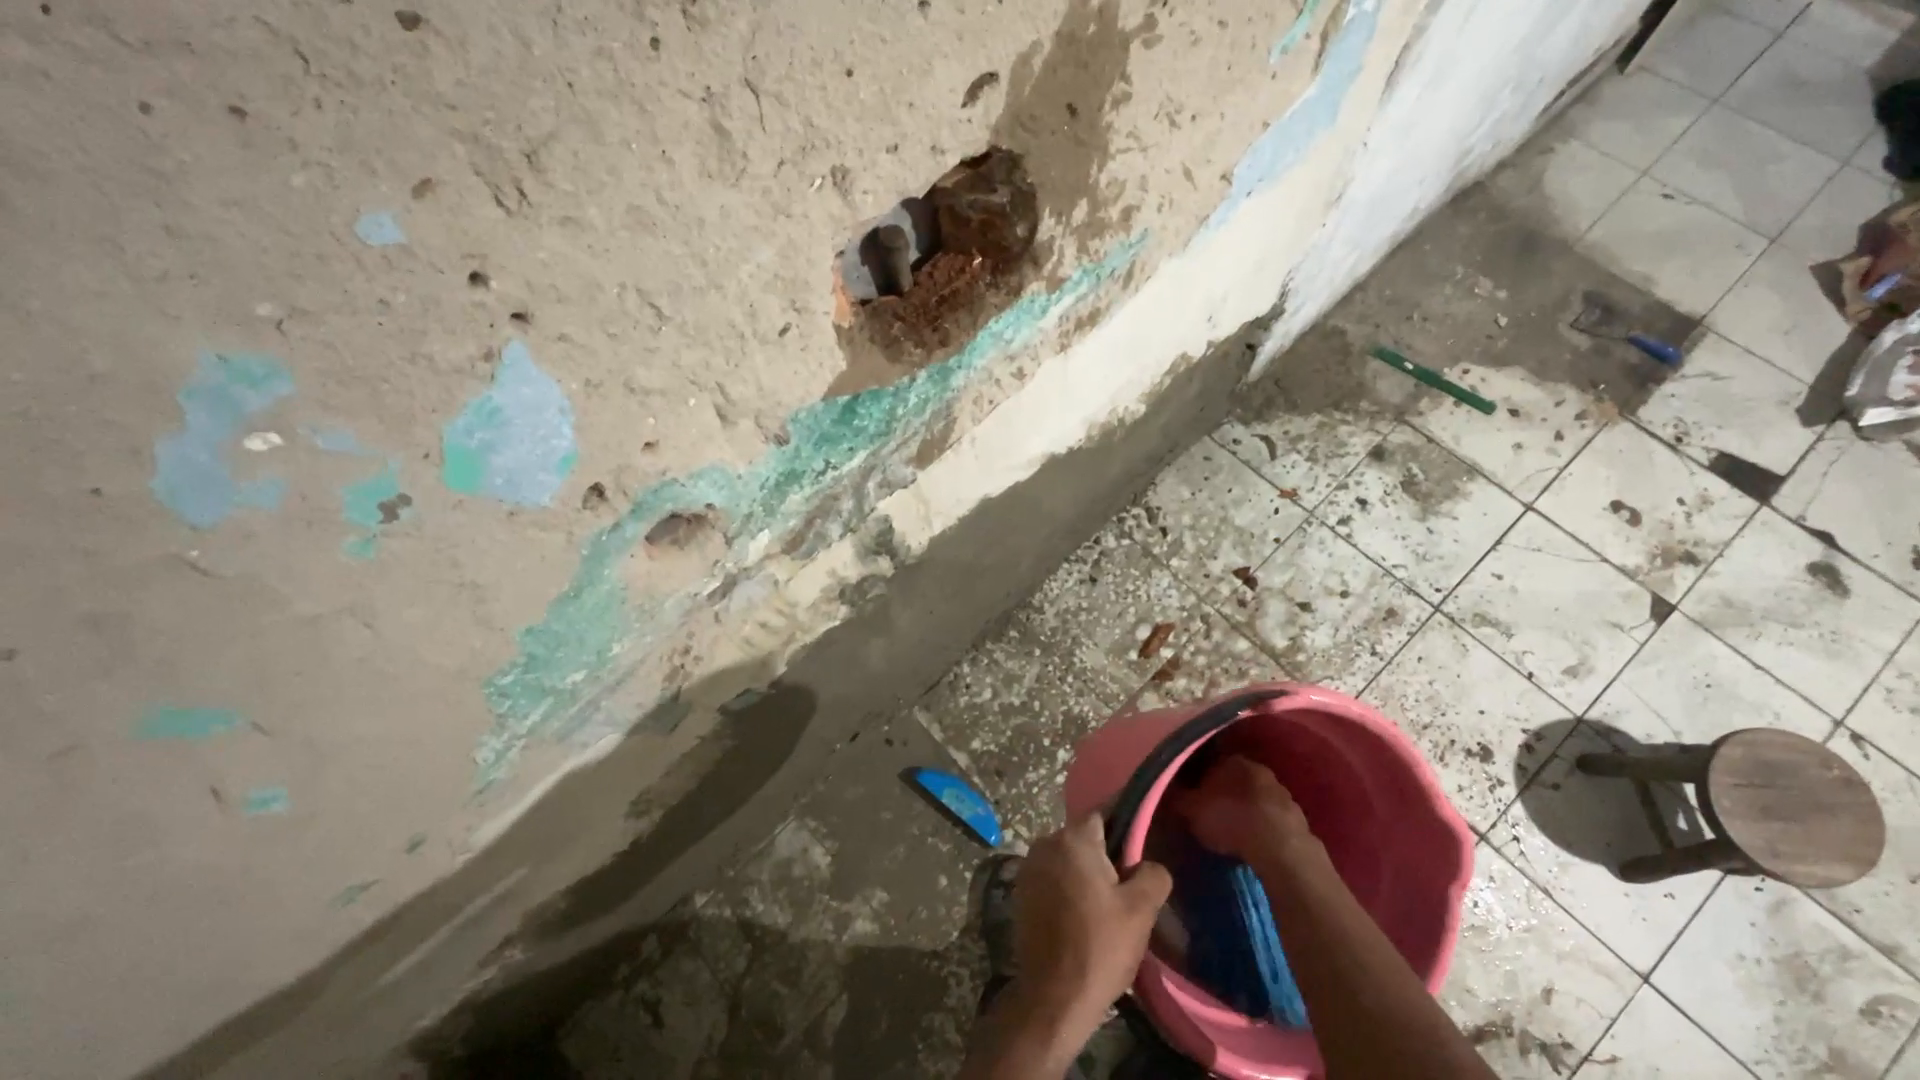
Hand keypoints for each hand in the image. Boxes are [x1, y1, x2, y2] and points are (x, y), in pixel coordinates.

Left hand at [1011, 814, 1171, 1027]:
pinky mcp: (1021, 894)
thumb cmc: (1100, 946)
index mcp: (1071, 839)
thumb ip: (1152, 873)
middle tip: (1132, 884)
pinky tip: (1086, 915)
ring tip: (1111, 904)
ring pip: (1069, 859)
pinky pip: (1054, 878)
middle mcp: (1043, 845)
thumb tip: (1147, 865)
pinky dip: (1070, 888)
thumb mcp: (1141, 909)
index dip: (1128, 824)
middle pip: (1085, 837)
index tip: (1144, 842)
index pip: (1105, 813)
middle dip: (1108, 854)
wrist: (1054, 996)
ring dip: (1088, 873)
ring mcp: (1028, 870)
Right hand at [1171, 756, 1316, 866]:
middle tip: (1213, 808)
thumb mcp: (1191, 810)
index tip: (1193, 793)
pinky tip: (1257, 838)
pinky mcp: (1298, 815)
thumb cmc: (1228, 820)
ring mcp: (1282, 791)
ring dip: (1249, 805)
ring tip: (1236, 826)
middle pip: (1236, 777)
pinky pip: (1274, 815)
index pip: (1211, 762)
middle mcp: (1258, 768)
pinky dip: (1266, 822)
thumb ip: (1179, 797)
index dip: (1200, 778)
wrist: (1278, 847)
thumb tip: (1169, 789)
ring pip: (1257, 794)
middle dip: (1226, 790)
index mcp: (1230, 760)